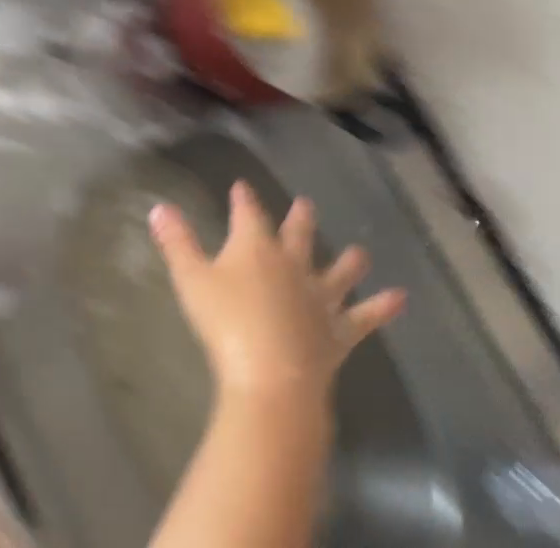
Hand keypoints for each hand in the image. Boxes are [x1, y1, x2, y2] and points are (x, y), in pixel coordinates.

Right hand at [150, 181, 406, 403]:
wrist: (272, 373)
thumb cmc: (224, 322)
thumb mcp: (190, 278)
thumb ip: (176, 242)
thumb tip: (160, 208)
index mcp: (254, 249)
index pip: (248, 215)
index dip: (244, 199)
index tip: (242, 186)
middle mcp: (292, 265)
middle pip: (297, 236)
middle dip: (299, 219)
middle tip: (305, 204)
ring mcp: (321, 297)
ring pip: (339, 272)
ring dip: (349, 261)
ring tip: (360, 251)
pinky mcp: (340, 329)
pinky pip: (366, 315)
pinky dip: (383, 306)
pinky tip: (399, 298)